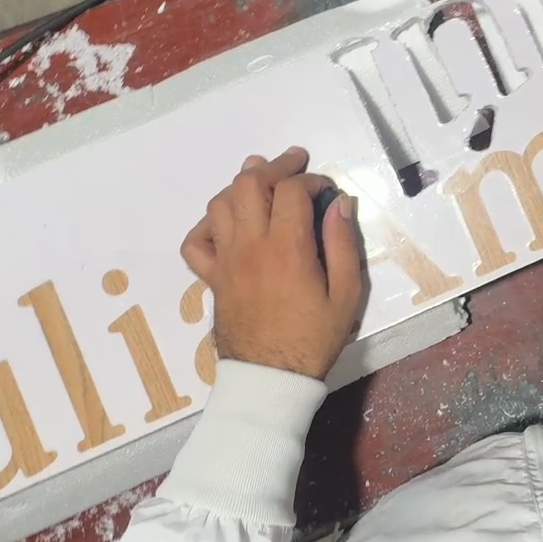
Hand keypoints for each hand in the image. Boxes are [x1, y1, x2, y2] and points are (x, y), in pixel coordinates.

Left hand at [180, 147, 363, 379]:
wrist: (272, 378)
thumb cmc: (315, 336)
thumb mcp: (346, 293)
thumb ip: (343, 243)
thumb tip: (340, 203)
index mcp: (287, 247)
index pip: (291, 190)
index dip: (311, 179)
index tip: (327, 189)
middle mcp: (250, 245)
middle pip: (249, 184)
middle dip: (274, 166)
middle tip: (295, 163)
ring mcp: (225, 260)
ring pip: (220, 203)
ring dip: (241, 184)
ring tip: (261, 180)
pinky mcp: (212, 276)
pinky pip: (195, 240)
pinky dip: (208, 223)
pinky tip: (228, 221)